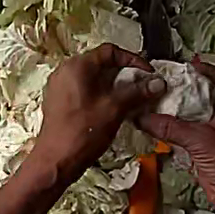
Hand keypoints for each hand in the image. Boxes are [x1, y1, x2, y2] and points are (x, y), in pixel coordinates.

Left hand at [28, 44, 161, 182]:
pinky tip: (112, 110)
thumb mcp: (115, 109)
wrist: (56, 162)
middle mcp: (65, 71)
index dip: (132, 60)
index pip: (110, 51)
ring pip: (93, 78)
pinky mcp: (59, 102)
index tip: (147, 74)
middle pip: (101, 64)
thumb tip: (158, 82)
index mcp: (77, 66)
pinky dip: (100, 95)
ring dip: (113, 86)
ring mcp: (59, 87)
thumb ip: (137, 92)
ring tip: (130, 99)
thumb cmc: (82, 133)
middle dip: (124, 74)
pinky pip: (84, 91)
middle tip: (141, 87)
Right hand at [138, 58, 214, 213]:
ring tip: (157, 104)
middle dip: (187, 90)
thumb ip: (172, 128)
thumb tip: (143, 117)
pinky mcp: (205, 157)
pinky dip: (173, 133)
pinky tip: (159, 130)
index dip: (210, 69)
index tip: (191, 64)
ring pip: (195, 119)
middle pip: (206, 98)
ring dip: (178, 112)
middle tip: (166, 84)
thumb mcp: (201, 141)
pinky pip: (187, 139)